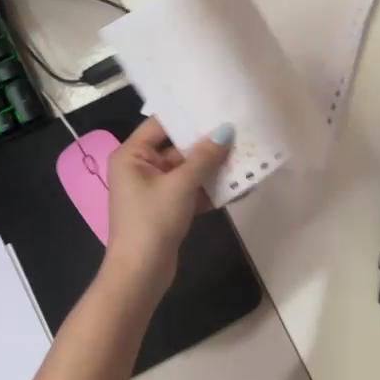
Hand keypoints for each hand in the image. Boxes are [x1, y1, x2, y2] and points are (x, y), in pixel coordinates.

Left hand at [104, 117, 231, 291]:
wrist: (140, 273)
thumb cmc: (152, 221)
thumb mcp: (180, 185)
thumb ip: (204, 157)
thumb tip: (226, 131)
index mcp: (132, 155)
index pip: (161, 124)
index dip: (188, 115)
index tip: (217, 105)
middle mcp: (141, 168)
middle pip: (178, 147)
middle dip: (208, 143)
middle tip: (240, 129)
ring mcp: (155, 189)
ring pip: (189, 170)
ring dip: (214, 166)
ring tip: (246, 154)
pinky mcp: (169, 208)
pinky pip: (192, 190)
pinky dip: (212, 188)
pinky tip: (240, 185)